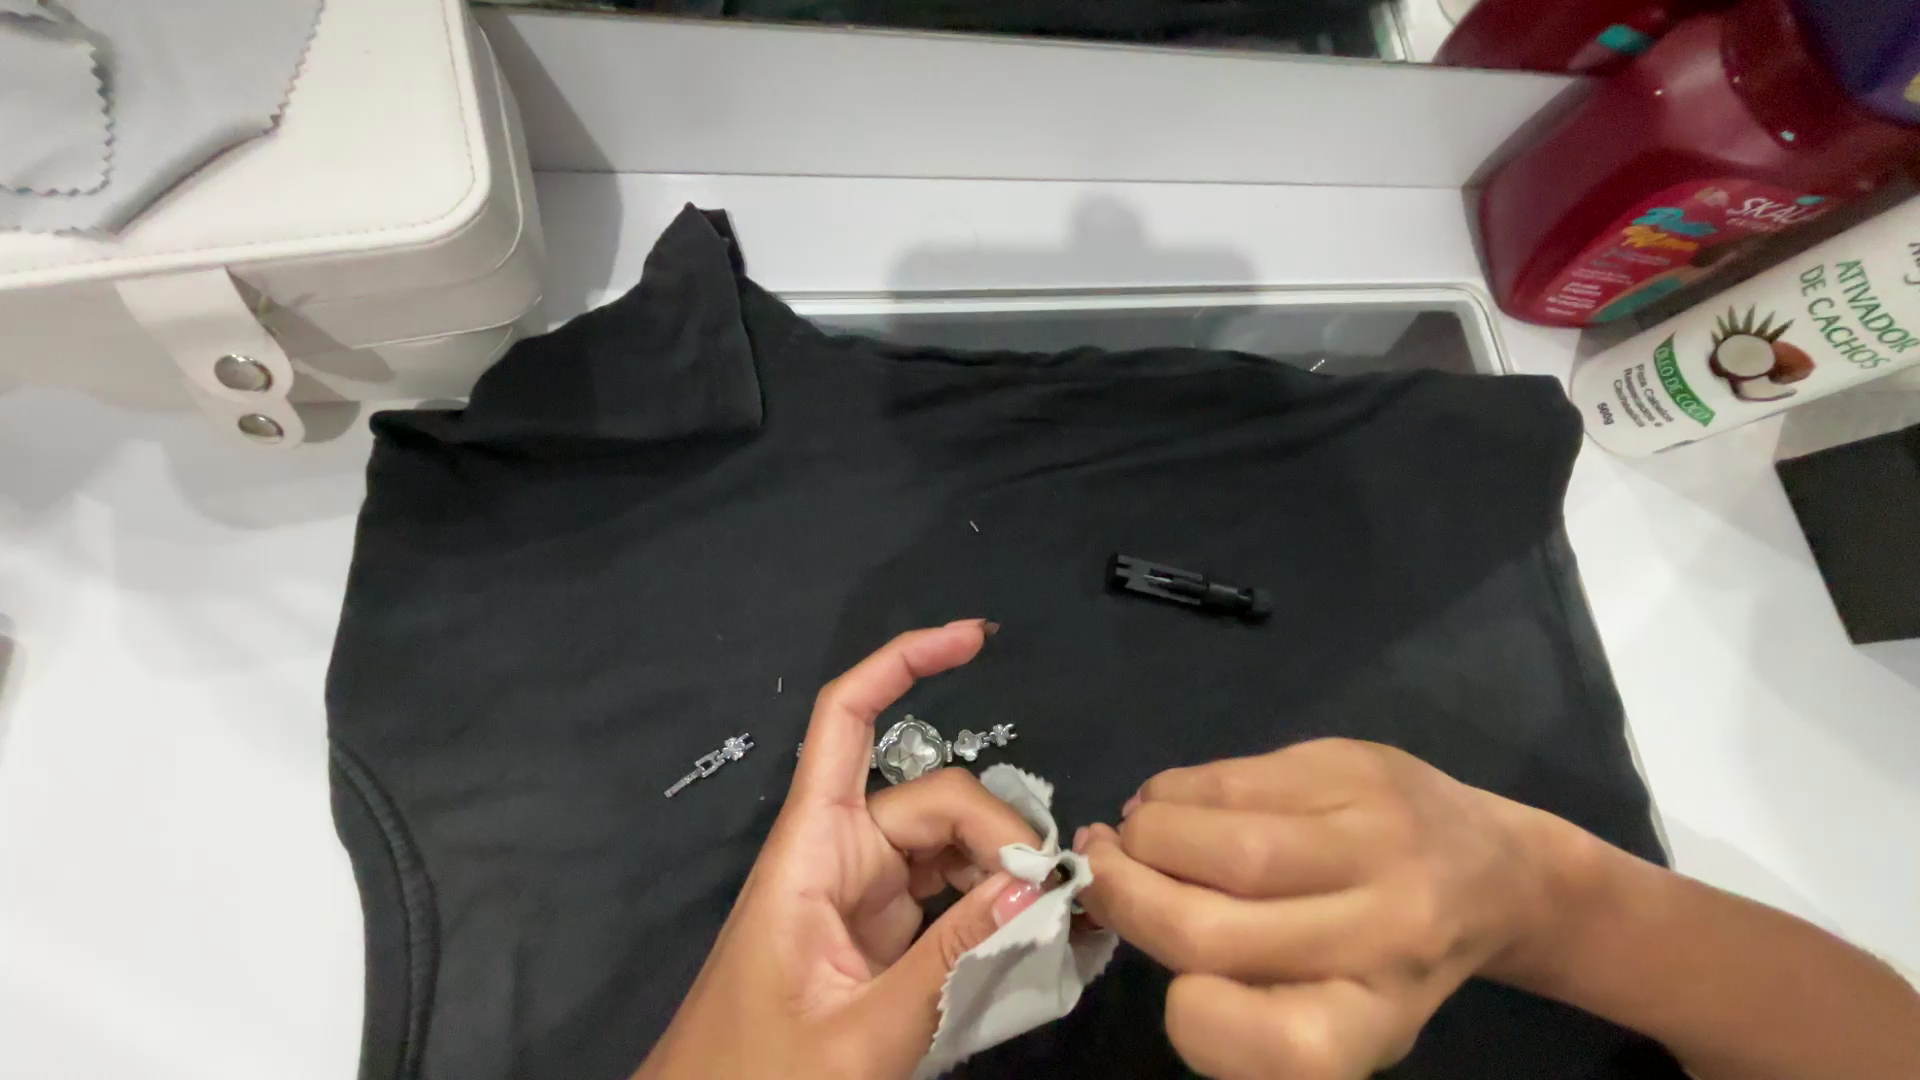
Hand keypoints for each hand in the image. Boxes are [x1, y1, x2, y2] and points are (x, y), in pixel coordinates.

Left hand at [635, 620, 1044, 1079]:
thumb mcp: (857, 1038)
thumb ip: (948, 966)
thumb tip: (1034, 889)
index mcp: (812, 846)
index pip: (848, 717)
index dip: (904, 662)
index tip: (975, 638)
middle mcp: (842, 848)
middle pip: (930, 794)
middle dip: (995, 830)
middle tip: (1048, 896)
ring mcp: (867, 886)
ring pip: (949, 839)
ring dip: (1001, 866)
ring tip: (1051, 916)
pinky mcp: (886, 924)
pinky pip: (951, 886)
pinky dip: (992, 899)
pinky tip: (1032, 927)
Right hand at [1078, 738, 1581, 1079]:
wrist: (1496, 864)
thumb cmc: (1393, 944)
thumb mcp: (1338, 994)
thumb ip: (1238, 970)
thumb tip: (1111, 895)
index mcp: (1376, 1014)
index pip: (1287, 1045)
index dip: (1201, 1022)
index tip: (1177, 989)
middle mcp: (1380, 934)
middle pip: (1215, 931)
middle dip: (1129, 898)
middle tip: (1096, 873)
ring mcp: (1368, 841)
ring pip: (1218, 846)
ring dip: (1143, 837)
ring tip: (1132, 835)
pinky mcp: (1347, 767)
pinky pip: (1227, 780)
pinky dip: (1169, 793)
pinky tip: (1165, 801)